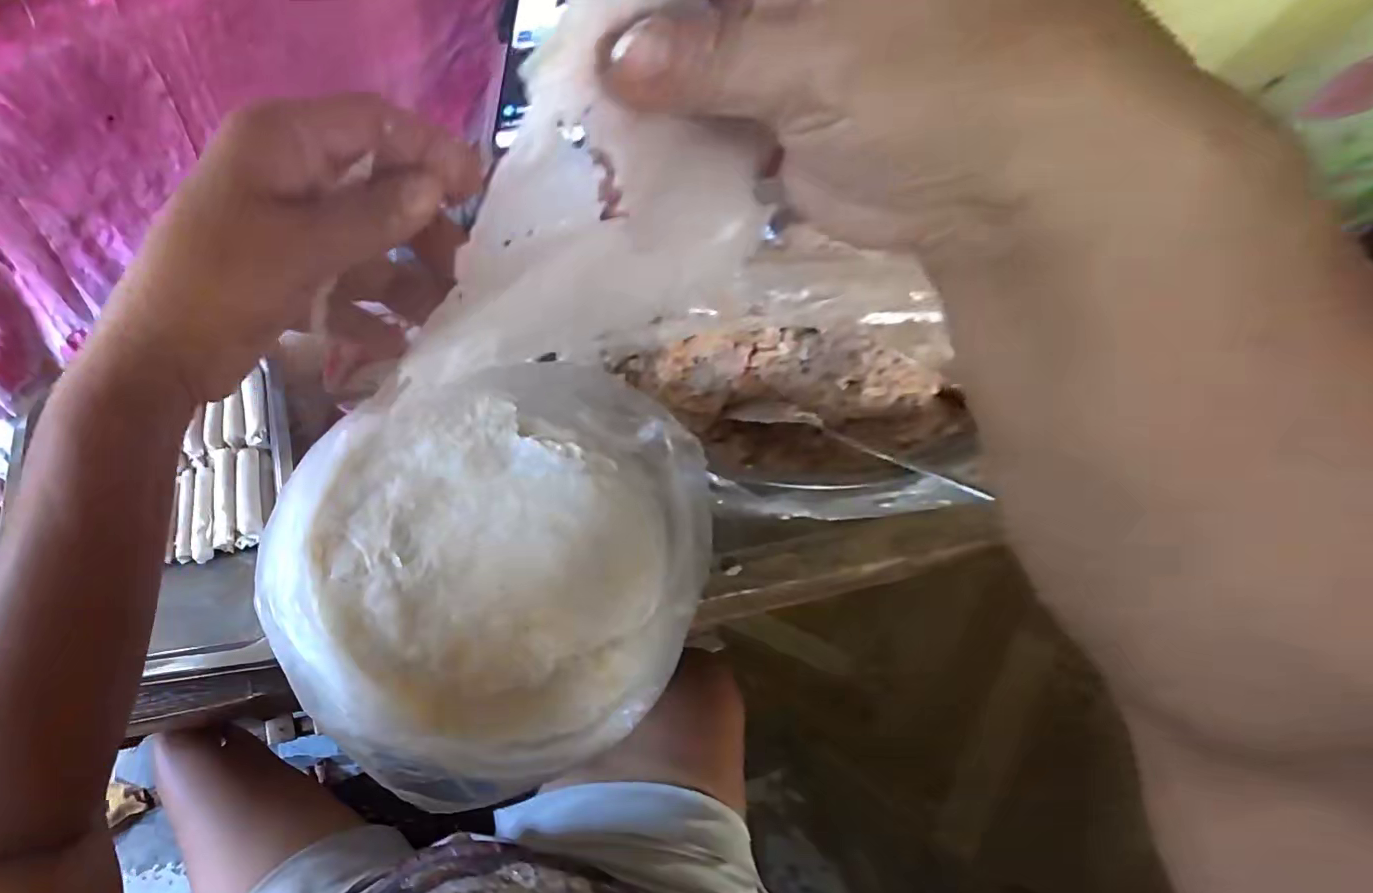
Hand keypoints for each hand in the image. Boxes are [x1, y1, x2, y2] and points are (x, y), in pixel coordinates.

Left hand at [97, 94, 482, 406]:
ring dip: (399, 281)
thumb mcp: (303, 246)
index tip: (476, 188)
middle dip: (419, 231)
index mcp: (282, 142)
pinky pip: (335, 288)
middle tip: (461, 270)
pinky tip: (395, 344)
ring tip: (440, 316)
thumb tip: (434, 188)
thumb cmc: (222, 286)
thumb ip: (372, 215)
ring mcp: (283, 233)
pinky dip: (363, 314)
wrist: (157, 359)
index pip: (372, 125)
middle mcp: (286, 178)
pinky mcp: (281, 280)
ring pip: (358, 246)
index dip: (429, 151)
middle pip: (372, 191)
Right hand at [601, 0, 1252, 257]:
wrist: (1009, 189)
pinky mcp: (779, 123)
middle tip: (569, 81)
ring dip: (644, 101)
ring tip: (585, 126)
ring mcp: (789, 57)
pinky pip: (707, 125)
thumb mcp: (824, 60)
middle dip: (636, 42)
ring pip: (693, 70)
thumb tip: (613, 59)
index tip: (587, 25)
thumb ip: (713, 57)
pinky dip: (670, 144)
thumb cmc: (948, 88)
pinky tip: (624, 157)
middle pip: (695, 11)